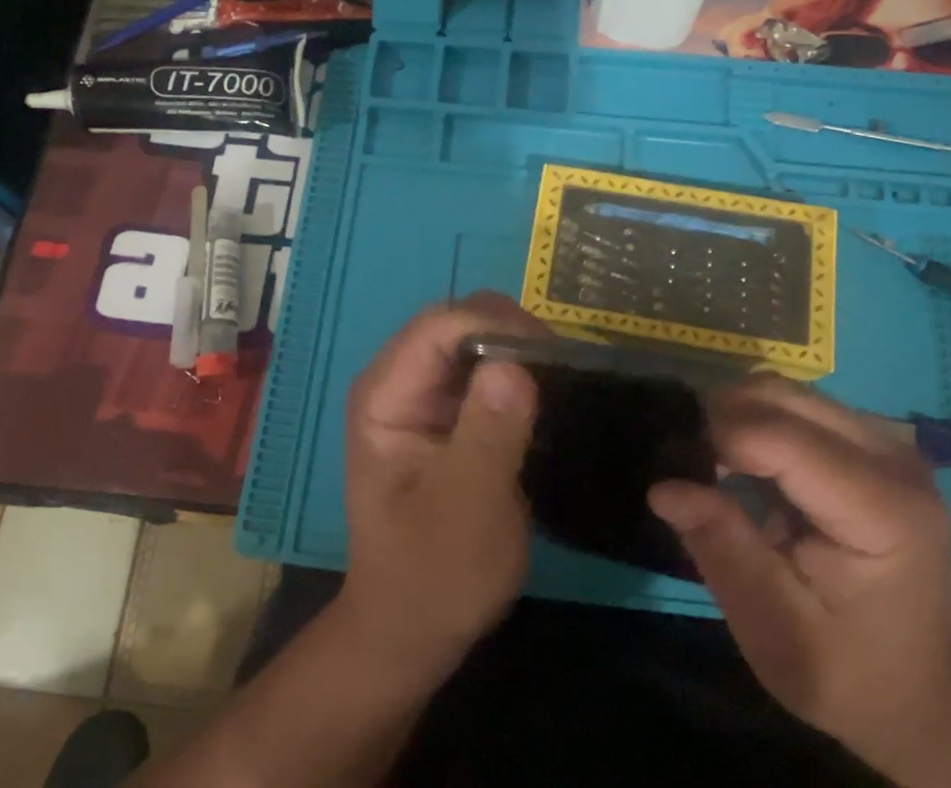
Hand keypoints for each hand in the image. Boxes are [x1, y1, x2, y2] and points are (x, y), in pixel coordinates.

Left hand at [339, 292, 546, 658]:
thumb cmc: (435, 575)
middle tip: (566, 375)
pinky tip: (550, 401)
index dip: (499, 326)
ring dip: (521, 355)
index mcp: (384, 395)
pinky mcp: (447, 417)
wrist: (415, 626)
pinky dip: (520, 377)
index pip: (440, 325)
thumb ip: (487, 435)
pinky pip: (486, 374)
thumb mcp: (467, 510)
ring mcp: (421, 398)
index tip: (555, 358)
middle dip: (513, 335)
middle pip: (459, 324)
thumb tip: (514, 365)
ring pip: (476, 344)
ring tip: (566, 386)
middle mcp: (398, 382)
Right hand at [648, 376, 950, 753]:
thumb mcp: (772, 626)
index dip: (717, 442)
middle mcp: (896, 461)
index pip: (784, 439)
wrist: (914, 694)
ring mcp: (890, 447)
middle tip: (690, 472)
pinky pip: (800, 409)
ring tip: (715, 474)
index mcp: (885, 512)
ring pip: (788, 393)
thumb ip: (723, 548)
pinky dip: (759, 426)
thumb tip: (663, 487)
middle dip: (722, 421)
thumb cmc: (844, 672)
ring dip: (739, 420)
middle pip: (785, 398)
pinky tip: (748, 474)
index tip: (677, 476)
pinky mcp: (875, 447)